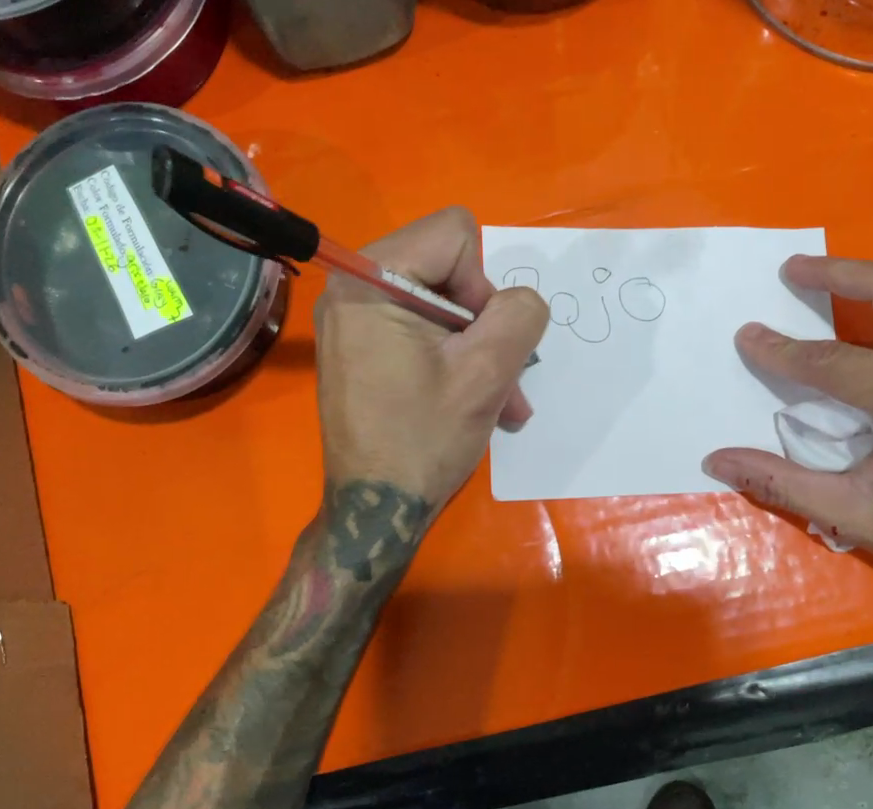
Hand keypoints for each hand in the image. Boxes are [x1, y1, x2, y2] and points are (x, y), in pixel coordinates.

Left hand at [314, 207, 547, 510]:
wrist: (375, 509)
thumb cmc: (423, 440)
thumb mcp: (485, 375)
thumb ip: (519, 317)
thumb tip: (521, 302)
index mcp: (369, 281)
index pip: (454, 234)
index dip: (484, 286)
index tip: (481, 344)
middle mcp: (351, 289)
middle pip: (447, 268)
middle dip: (485, 324)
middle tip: (504, 378)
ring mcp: (353, 322)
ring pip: (441, 305)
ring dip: (479, 351)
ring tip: (503, 404)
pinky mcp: (361, 350)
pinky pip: (421, 331)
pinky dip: (453, 361)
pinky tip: (474, 404)